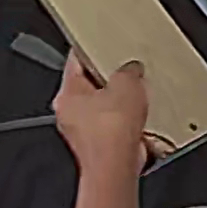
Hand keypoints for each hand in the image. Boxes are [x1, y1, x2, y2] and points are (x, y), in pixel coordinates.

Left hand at [54, 50, 151, 179]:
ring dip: (120, 100)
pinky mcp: (98, 144)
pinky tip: (139, 116)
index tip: (97, 41)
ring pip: (102, 105)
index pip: (75, 61)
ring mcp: (82, 130)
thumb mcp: (127, 81)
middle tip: (127, 70)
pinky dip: (126, 118)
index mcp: (67, 93)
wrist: (117, 165)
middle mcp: (68, 112)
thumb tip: (132, 69)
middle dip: (110, 77)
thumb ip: (128, 69)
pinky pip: (113, 123)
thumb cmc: (111, 130)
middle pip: (90, 84)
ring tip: (137, 95)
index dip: (89, 48)